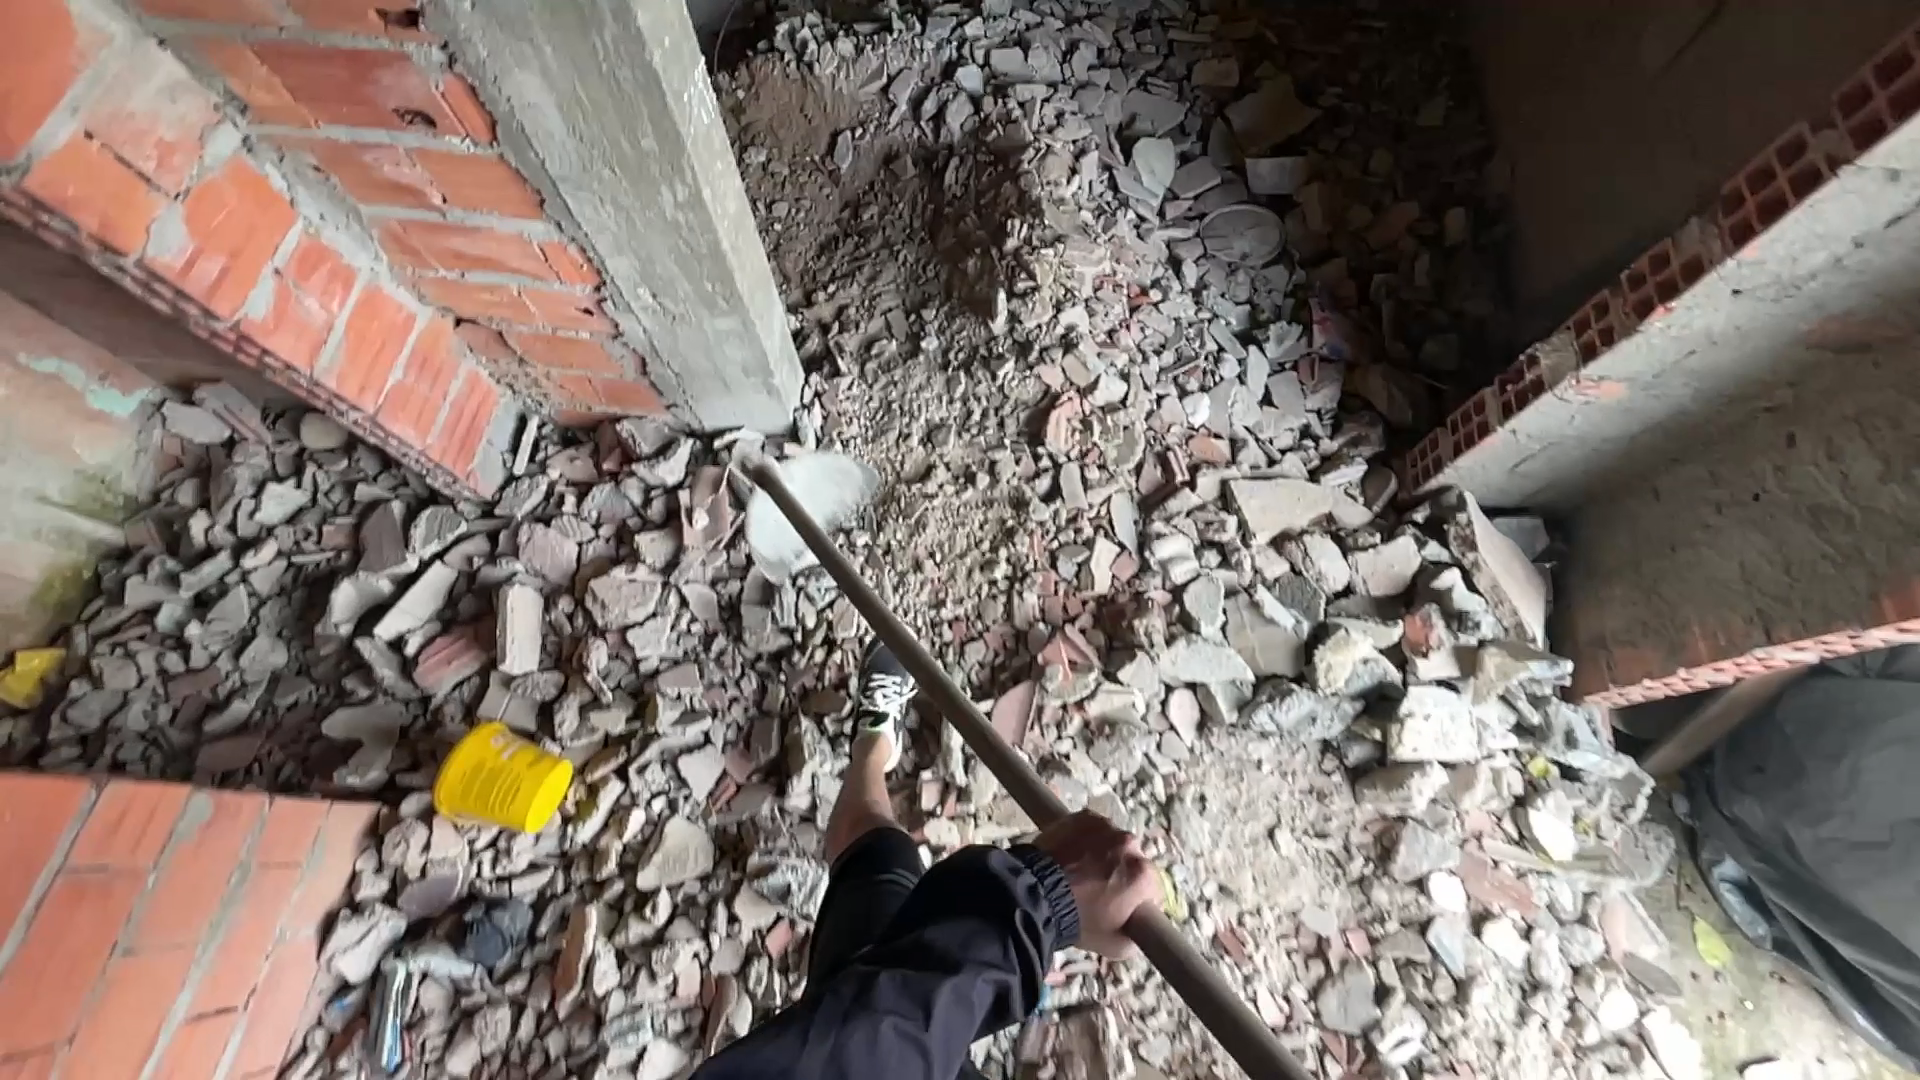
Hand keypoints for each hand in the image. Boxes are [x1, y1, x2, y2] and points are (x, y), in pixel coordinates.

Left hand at [1033, 811, 1161, 957]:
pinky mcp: (1084, 816)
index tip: (1123, 904)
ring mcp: (1106, 827)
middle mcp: (1130, 844)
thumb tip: (1140, 924)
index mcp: (1143, 875)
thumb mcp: (1118, 945)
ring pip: (1112, 841)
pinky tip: (1073, 853)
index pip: (1151, 886)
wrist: (1037, 893)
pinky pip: (1093, 828)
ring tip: (1082, 868)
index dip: (1138, 897)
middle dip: (1121, 871)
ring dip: (1104, 852)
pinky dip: (1086, 838)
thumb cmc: (1079, 921)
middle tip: (1099, 885)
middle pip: (1132, 859)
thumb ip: (1138, 932)